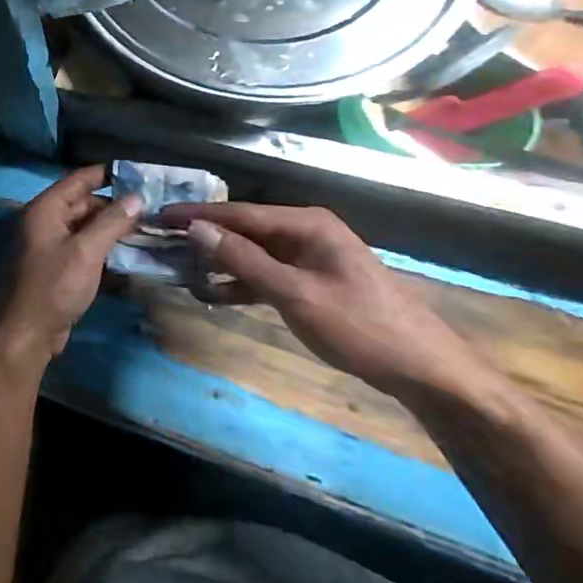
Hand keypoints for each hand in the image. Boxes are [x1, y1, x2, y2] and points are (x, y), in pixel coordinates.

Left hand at [0, 165, 142, 366]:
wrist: (27, 333)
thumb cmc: (53, 286)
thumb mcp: (85, 251)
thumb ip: (111, 222)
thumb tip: (135, 198)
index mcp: (44, 210)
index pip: (78, 180)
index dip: (106, 174)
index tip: (136, 172)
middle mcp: (44, 222)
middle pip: (83, 203)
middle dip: (114, 205)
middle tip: (150, 206)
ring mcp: (49, 245)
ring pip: (84, 227)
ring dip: (111, 227)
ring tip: (146, 227)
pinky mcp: (57, 267)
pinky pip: (82, 247)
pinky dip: (102, 246)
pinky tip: (127, 251)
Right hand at [158, 202, 495, 399]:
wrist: (423, 369)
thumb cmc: (360, 326)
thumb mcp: (295, 293)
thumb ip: (244, 261)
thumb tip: (197, 229)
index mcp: (306, 224)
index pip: (239, 213)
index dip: (197, 215)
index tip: (159, 215)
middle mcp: (306, 233)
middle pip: (244, 230)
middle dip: (204, 236)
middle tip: (162, 242)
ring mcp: (309, 258)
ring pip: (253, 253)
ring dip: (219, 261)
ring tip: (179, 267)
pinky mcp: (312, 282)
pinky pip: (267, 275)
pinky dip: (240, 283)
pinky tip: (213, 293)